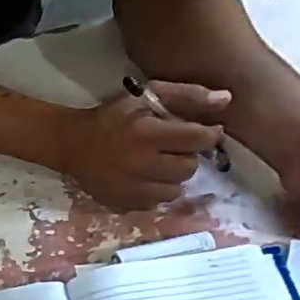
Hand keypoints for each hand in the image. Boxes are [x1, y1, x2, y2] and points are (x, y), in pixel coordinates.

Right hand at [56, 81, 230, 211]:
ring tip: (160, 165)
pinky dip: (157, 190)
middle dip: (187, 157)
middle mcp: (141, 164)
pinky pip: (156, 202)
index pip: (197, 140)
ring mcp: (132, 188)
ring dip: (173, 177)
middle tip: (174, 149)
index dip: (208, 136)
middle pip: (189, 168)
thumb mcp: (146, 97)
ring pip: (176, 189)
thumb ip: (187, 96)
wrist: (73, 145)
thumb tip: (226, 100)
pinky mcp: (125, 203)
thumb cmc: (113, 117)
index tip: (205, 133)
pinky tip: (146, 178)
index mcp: (147, 133)